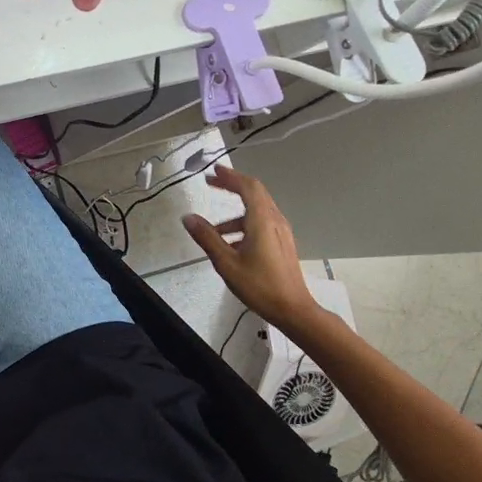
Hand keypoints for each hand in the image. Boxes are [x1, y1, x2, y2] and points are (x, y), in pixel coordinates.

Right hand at [182, 167, 320, 332]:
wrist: (292, 309)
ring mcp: (281, 232)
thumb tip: (188, 218)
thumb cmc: (259, 285)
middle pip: (255, 194)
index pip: (248, 187)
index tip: (212, 172)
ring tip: (212, 229)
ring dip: (234, 212)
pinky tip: (230, 244)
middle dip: (232, 186)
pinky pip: (262, 224)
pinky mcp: (282, 244)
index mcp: (262, 221)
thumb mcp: (226, 263)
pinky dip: (243, 225)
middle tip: (211, 183)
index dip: (230, 177)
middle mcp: (275, 221)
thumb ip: (207, 238)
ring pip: (258, 211)